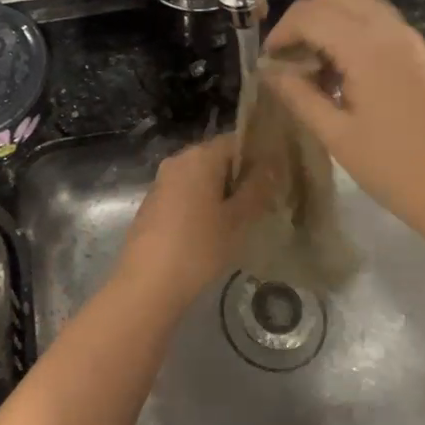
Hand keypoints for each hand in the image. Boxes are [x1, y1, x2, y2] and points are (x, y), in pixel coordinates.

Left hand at [113, 134, 271, 312]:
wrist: (148, 282)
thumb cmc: (199, 247)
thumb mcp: (237, 220)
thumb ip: (256, 189)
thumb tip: (271, 166)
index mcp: (199, 156)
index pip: (235, 141)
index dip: (258, 156)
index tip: (276, 178)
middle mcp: (177, 160)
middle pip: (216, 158)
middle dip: (240, 177)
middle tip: (264, 202)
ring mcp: (162, 181)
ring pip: (200, 177)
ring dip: (221, 192)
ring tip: (242, 219)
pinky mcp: (153, 203)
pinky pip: (184, 193)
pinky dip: (201, 203)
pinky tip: (213, 230)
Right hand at [263, 0, 424, 263]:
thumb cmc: (396, 170)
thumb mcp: (337, 136)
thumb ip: (299, 95)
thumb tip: (269, 71)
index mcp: (366, 48)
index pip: (309, 15)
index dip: (280, 33)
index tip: (267, 63)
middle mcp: (389, 30)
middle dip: (304, 19)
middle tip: (290, 59)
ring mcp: (409, 39)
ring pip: (357, 2)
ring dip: (329, 22)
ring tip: (316, 67)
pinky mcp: (419, 52)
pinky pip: (377, 21)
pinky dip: (352, 31)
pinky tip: (345, 74)